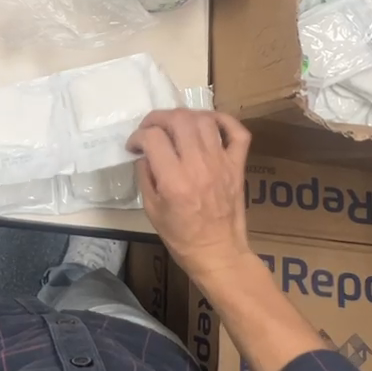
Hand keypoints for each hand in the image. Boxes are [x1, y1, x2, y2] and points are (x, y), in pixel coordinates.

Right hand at [127, 109, 254, 284]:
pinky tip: (208, 123)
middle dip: (157, 118)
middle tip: (150, 130)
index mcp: (174, 181)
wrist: (218, 253)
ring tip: (175, 127)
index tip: (134, 146)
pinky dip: (223, 120)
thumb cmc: (181, 237)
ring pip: (204, 120)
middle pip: (178, 120)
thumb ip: (146, 175)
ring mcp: (221, 163)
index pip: (152, 137)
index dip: (137, 136)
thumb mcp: (151, 209)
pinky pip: (237, 132)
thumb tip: (145, 152)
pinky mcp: (237, 165)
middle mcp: (199, 166)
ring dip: (184, 116)